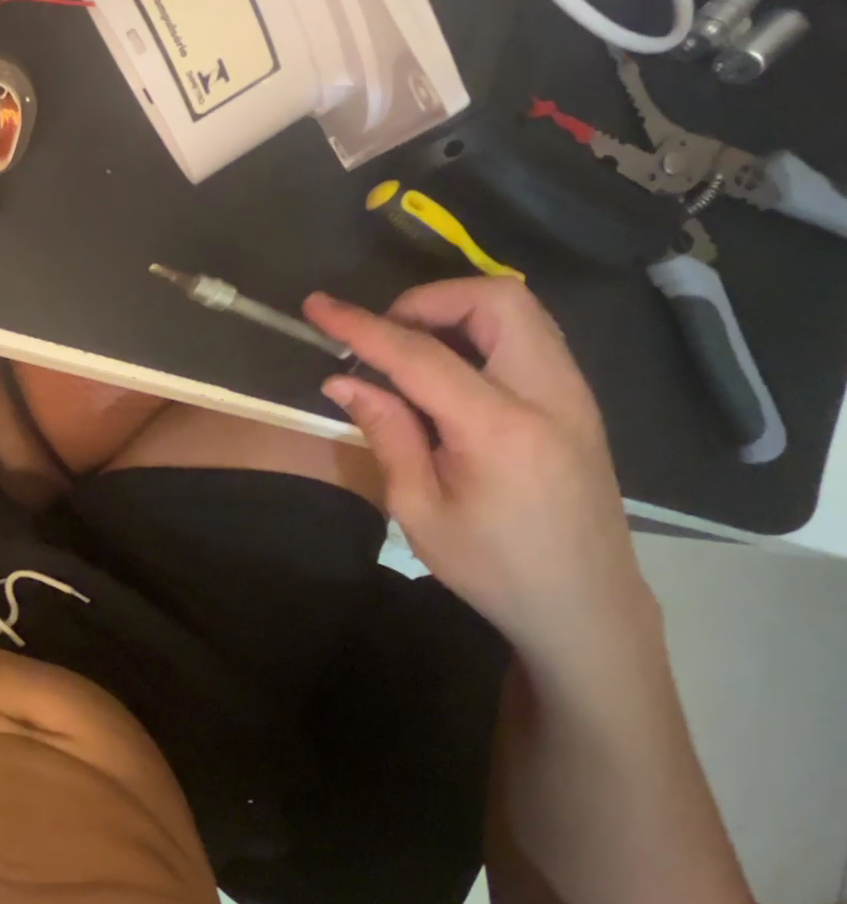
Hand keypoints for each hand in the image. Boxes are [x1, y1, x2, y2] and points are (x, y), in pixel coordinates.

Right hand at [304, 280, 659, 668]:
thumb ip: (387, 434)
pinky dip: (479, 334)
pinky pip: (529, 338)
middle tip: (381, 336)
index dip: (361, 326)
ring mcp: (574, 394)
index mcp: (499, 428)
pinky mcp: (578, 403)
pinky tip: (445, 374)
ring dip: (456, 313)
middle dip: (427, 300)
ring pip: (520, 311)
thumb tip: (343, 382)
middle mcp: (550, 394)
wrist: (584, 603)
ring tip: (406, 352)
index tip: (317, 306)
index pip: (420, 354)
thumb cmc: (491, 566)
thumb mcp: (419, 509)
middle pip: (497, 300)